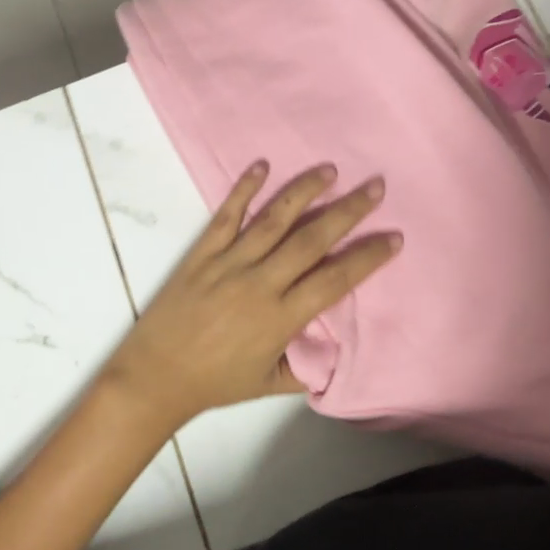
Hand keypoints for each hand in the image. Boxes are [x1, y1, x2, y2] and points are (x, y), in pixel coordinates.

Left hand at [101, 161, 400, 429]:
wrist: (155, 376)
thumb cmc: (214, 383)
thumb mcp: (268, 384)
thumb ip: (304, 368)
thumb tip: (333, 352)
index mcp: (281, 318)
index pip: (335, 281)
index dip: (367, 258)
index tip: (394, 238)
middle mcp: (260, 284)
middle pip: (312, 240)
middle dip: (348, 212)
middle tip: (375, 187)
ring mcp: (229, 264)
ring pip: (273, 220)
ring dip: (304, 191)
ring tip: (330, 169)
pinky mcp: (202, 254)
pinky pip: (226, 217)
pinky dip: (243, 190)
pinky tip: (262, 166)